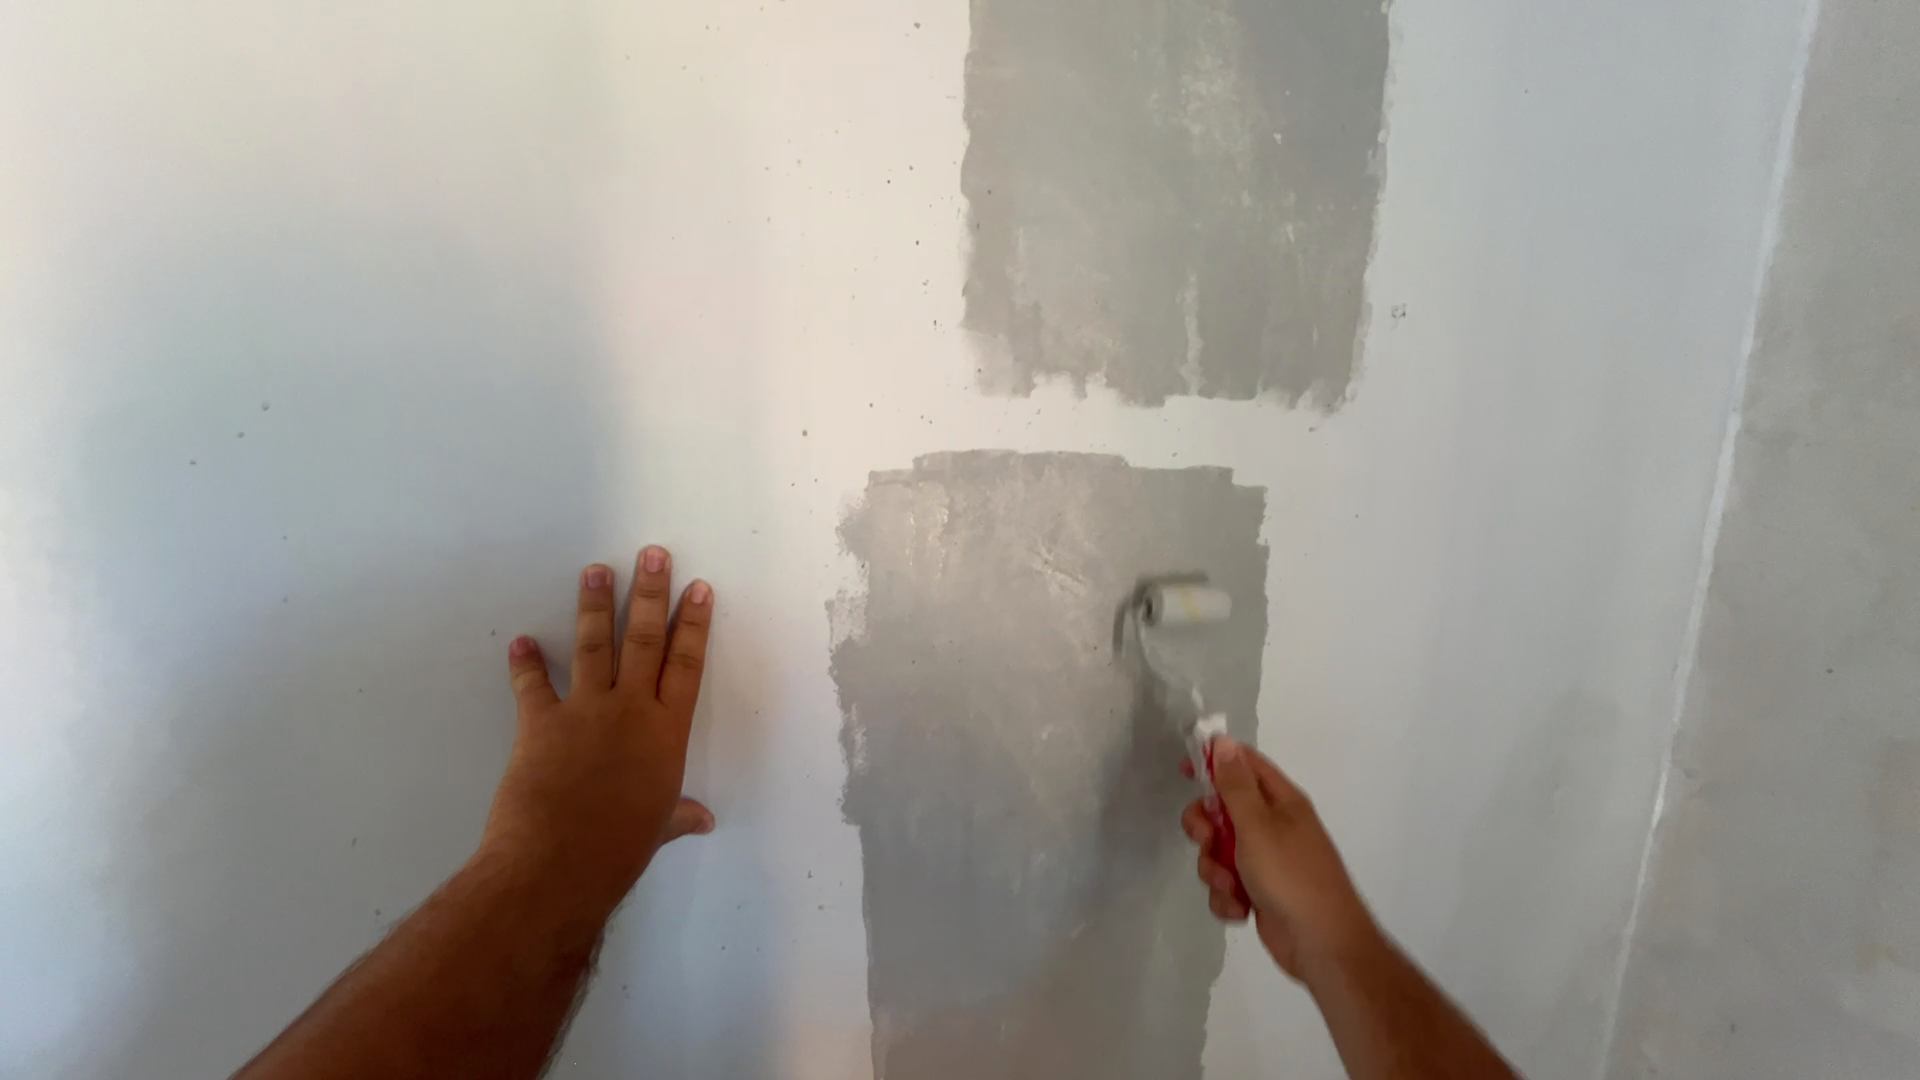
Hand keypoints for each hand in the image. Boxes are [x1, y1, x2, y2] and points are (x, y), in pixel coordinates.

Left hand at [478, 546, 715, 915]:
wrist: (557, 864)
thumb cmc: (621, 846)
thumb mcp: (659, 827)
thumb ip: (681, 814)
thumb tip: (706, 821)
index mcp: (666, 730)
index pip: (687, 663)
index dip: (695, 623)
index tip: (699, 589)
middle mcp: (631, 708)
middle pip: (646, 639)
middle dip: (651, 593)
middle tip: (652, 554)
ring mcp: (585, 711)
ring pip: (595, 646)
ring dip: (595, 605)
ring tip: (596, 569)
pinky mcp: (541, 724)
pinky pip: (533, 687)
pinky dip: (526, 665)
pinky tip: (521, 642)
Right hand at [1181, 737, 1378, 981]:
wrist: (1324, 948)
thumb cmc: (1291, 876)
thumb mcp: (1257, 825)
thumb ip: (1235, 784)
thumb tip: (1223, 741)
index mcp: (1280, 801)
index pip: (1242, 764)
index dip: (1213, 761)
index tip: (1184, 771)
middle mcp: (1272, 825)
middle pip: (1221, 809)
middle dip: (1205, 827)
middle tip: (1207, 840)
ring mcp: (1264, 860)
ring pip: (1217, 849)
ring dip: (1214, 868)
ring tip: (1230, 885)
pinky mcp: (1257, 891)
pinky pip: (1225, 882)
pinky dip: (1226, 896)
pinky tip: (1240, 909)